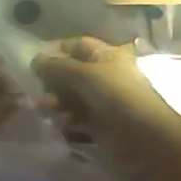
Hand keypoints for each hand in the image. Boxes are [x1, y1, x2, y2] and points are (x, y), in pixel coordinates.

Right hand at [31, 37, 180, 163]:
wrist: (146, 136)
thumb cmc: (117, 95)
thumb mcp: (85, 74)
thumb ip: (57, 66)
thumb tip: (34, 59)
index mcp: (106, 56)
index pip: (77, 45)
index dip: (57, 49)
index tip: (35, 59)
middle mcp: (102, 75)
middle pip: (69, 72)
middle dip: (50, 79)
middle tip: (34, 87)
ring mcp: (100, 99)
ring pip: (68, 95)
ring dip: (54, 100)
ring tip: (43, 107)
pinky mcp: (97, 122)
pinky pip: (74, 115)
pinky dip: (65, 117)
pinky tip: (62, 123)